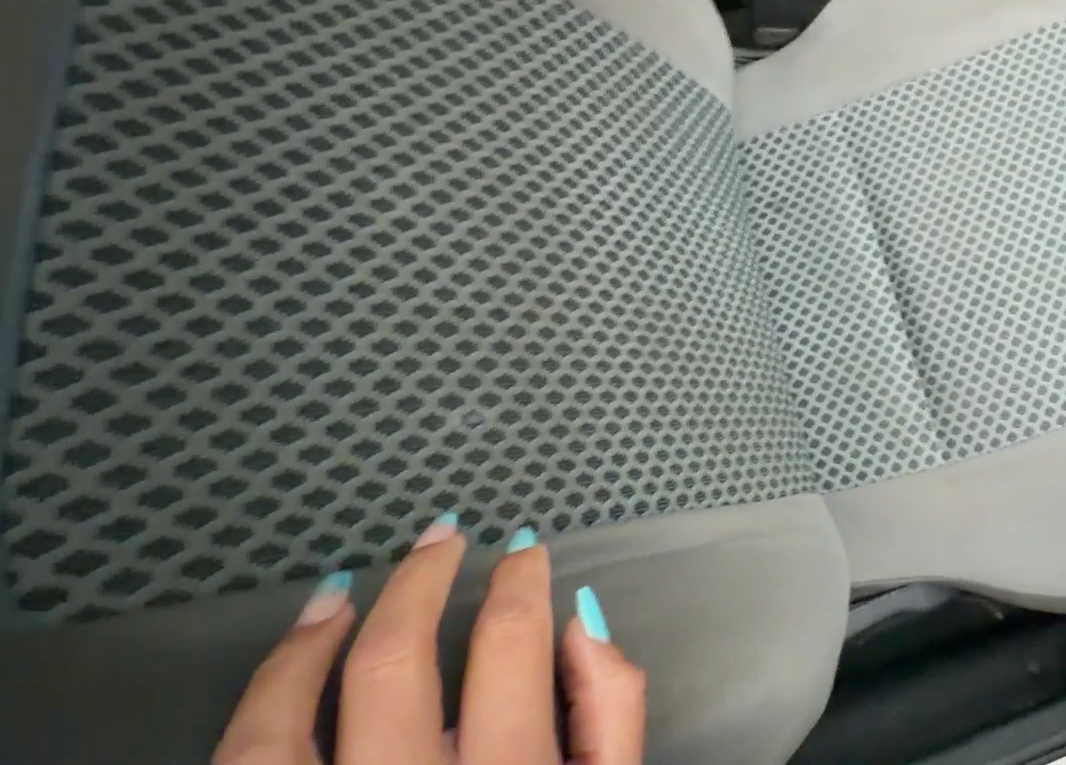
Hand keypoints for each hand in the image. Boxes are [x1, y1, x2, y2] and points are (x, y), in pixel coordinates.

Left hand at [213, 516, 645, 763]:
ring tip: (349, 583)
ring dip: (319, 632)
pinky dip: (264, 693)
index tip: (523, 548)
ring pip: (286, 717)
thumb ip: (613, 708)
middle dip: (422, 579)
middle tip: (443, 536)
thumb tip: (582, 620)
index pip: (509, 643)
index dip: (519, 578)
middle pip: (394, 660)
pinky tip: (293, 654)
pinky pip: (241, 764)